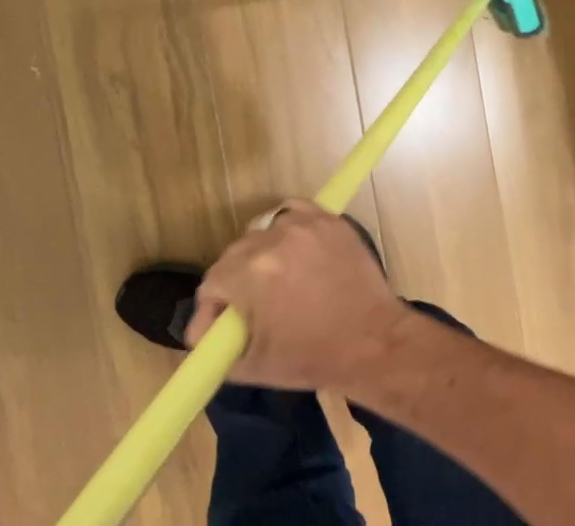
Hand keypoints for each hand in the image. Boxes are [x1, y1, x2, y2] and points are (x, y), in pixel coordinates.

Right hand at [184, 199, 408, 390]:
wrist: (372, 340)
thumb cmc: (312, 356)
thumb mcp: (252, 364)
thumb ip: (215, 346)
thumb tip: (202, 332)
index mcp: (250, 272)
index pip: (212, 281)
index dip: (212, 307)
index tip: (221, 325)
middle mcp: (275, 240)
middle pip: (236, 253)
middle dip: (235, 280)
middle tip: (249, 306)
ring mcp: (307, 226)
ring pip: (265, 230)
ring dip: (262, 252)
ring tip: (274, 278)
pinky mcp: (332, 222)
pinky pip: (296, 210)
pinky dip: (288, 225)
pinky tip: (293, 247)